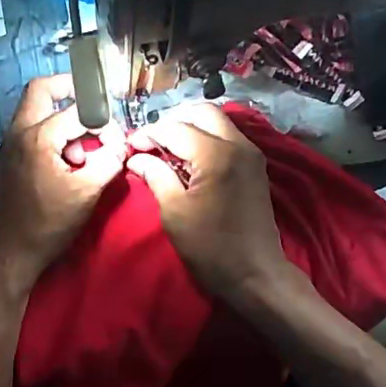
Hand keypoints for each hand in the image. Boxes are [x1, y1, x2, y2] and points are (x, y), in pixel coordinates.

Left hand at [0, 74, 127, 285]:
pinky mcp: (1, 163)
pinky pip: (24, 135)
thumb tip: (119, 145)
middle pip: (41, 90)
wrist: (9, 255)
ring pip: (31, 112)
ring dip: (57, 117)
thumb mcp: (88, 193)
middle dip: (69, 90)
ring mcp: (3, 147)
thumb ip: (109, 161)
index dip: (102, 121)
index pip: (77, 110)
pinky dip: (44, 136)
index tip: (114, 138)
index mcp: (37, 137)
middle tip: (92, 104)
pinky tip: (59, 164)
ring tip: (78, 148)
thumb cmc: (49, 226)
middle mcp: (15, 133)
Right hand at [127, 102, 292, 301]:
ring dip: (190, 128)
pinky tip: (188, 159)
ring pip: (218, 122)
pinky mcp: (255, 167)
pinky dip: (206, 139)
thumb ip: (156, 176)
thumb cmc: (210, 247)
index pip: (175, 128)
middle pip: (202, 112)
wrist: (255, 274)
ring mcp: (251, 155)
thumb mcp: (174, 212)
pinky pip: (228, 138)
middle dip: (172, 121)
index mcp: (216, 155)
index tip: (130, 146)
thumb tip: (136, 158)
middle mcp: (238, 145)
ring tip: (166, 150)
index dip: (149, 134)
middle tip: (151, 142)